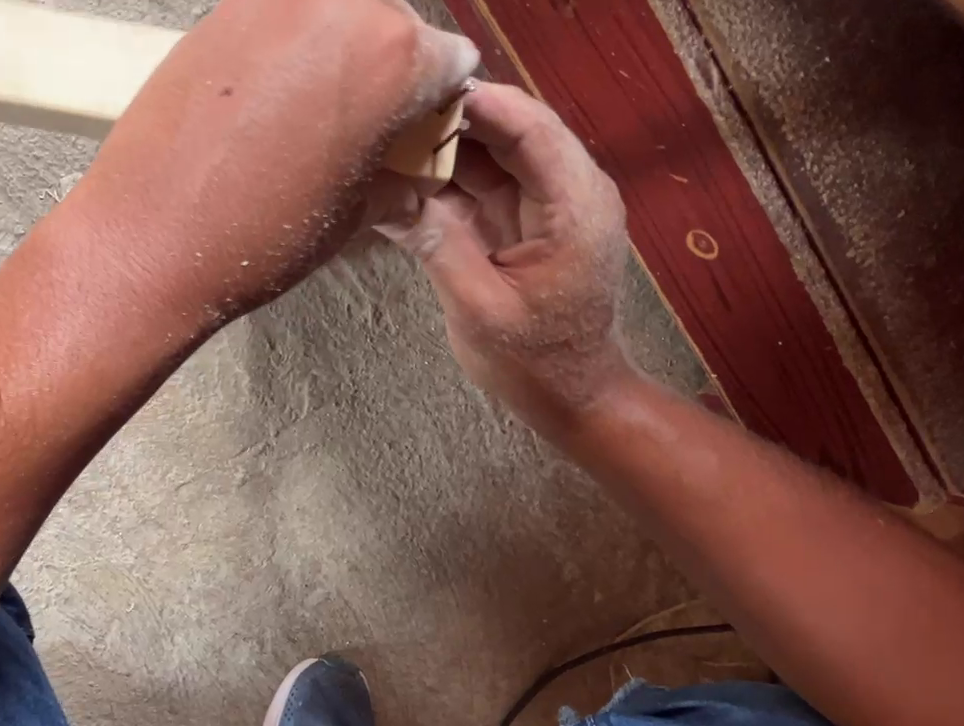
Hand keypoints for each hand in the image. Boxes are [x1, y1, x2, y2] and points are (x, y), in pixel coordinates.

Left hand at [58, 0, 478, 334]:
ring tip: (305, 119)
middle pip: (388, 29)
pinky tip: (262, 107)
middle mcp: (339, 7)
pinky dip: (282, 56)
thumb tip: (407, 178)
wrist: (151, 240)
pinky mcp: (221, 10)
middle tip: (360, 128)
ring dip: (331, 60)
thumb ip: (390, 180)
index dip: (435, 105)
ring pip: (330, 19)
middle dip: (384, 76)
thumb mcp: (345, 220)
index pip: (446, 64)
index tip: (416, 132)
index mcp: (392, 58)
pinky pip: (275, 24)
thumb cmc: (254, 239)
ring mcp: (273, 1)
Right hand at [378, 83, 636, 435]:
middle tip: (395, 117)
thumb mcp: (478, 308)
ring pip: (494, 160)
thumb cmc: (534, 362)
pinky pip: (487, 191)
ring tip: (391, 144)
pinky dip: (450, 186)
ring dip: (446, 153)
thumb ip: (437, 245)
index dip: (479, 104)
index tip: (424, 91)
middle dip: (455, 123)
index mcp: (574, 207)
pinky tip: (409, 181)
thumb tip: (389, 197)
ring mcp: (548, 209)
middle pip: (511, 135)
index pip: (531, 130)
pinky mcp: (527, 226)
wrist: (571, 397)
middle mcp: (569, 194)